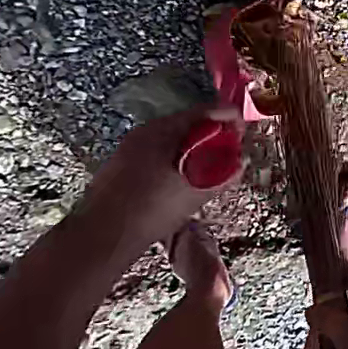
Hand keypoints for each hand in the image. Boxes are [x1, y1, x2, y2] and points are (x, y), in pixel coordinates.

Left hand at [78, 106, 242, 248]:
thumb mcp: (197, 192)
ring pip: (175, 140)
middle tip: (232, 151)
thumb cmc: (153, 208)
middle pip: (189, 124)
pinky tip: (188, 179)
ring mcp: (131, 148)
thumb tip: (240, 163)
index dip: (229, 118)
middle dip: (214, 135)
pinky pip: (161, 152)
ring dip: (197, 148)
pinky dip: (180, 158)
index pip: (204, 111)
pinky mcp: (124, 165)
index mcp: (162, 130)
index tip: (245, 131)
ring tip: (213, 167)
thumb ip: (224, 174)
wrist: (102, 236)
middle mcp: (145, 132)